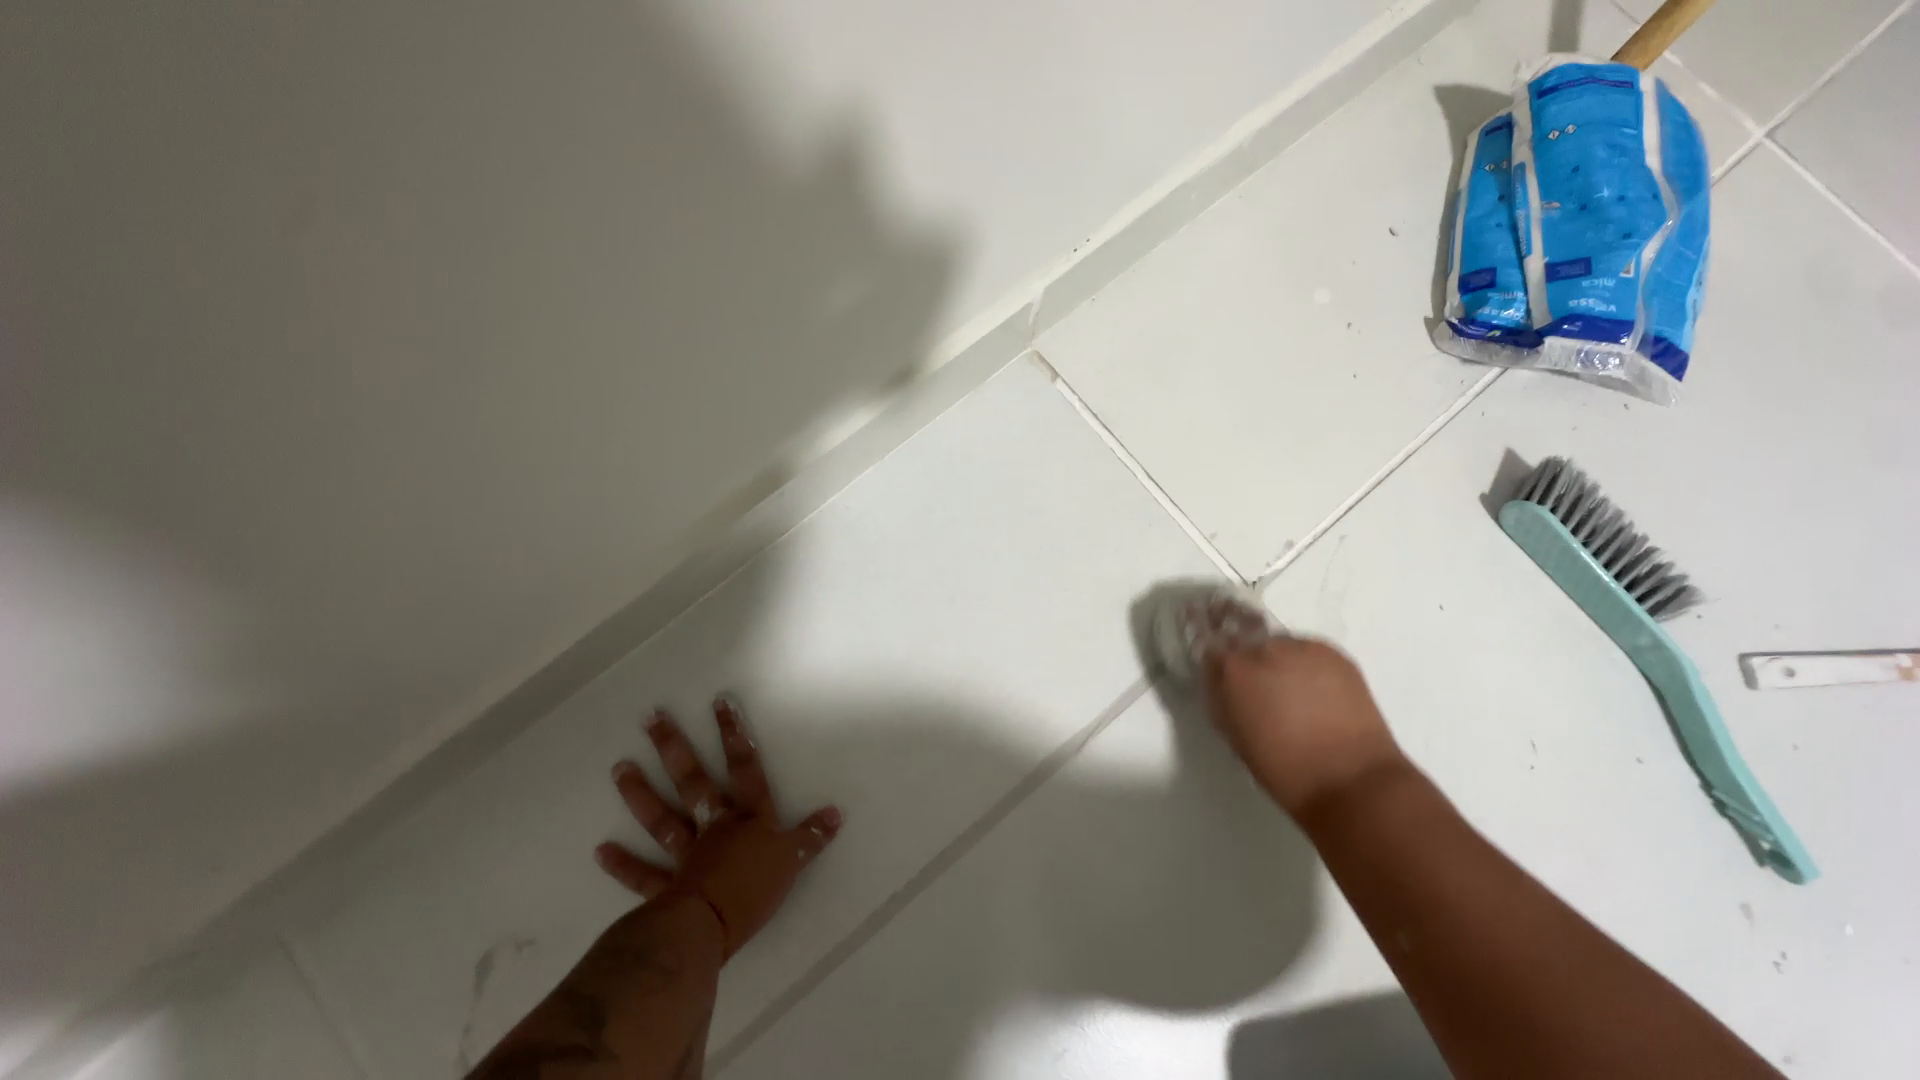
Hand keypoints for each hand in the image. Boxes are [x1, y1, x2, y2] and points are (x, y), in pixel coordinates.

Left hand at [594, 696, 841, 957]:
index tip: (720, 703)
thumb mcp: (792, 861)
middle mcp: (714, 828)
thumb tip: (836, 813)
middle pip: (693, 782)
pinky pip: (643, 875)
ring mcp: (686, 855)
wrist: (710, 927)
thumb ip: (810, 836)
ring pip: (661, 819)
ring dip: (639, 793)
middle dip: (674, 749)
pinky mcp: (666, 889)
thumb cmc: (754, 890)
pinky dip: (622, 864)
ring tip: (619, 767)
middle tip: (650, 718)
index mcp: (748, 819)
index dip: (735, 736)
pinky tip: (600, 850)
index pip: (745, 769)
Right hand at [1189, 601, 1405, 816]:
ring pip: (1277, 642)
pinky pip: (1307, 650)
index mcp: (1233, 669)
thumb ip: (1219, 695)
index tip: (1193, 613)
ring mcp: (1302, 647)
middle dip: (1237, 639)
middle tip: (1243, 654)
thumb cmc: (1282, 768)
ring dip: (1274, 654)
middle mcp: (1264, 648)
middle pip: (1242, 632)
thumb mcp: (1233, 733)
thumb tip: (1216, 675)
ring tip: (1285, 683)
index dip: (1199, 624)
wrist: (1351, 779)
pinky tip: (1312, 687)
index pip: (1206, 633)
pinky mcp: (1334, 653)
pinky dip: (1303, 662)